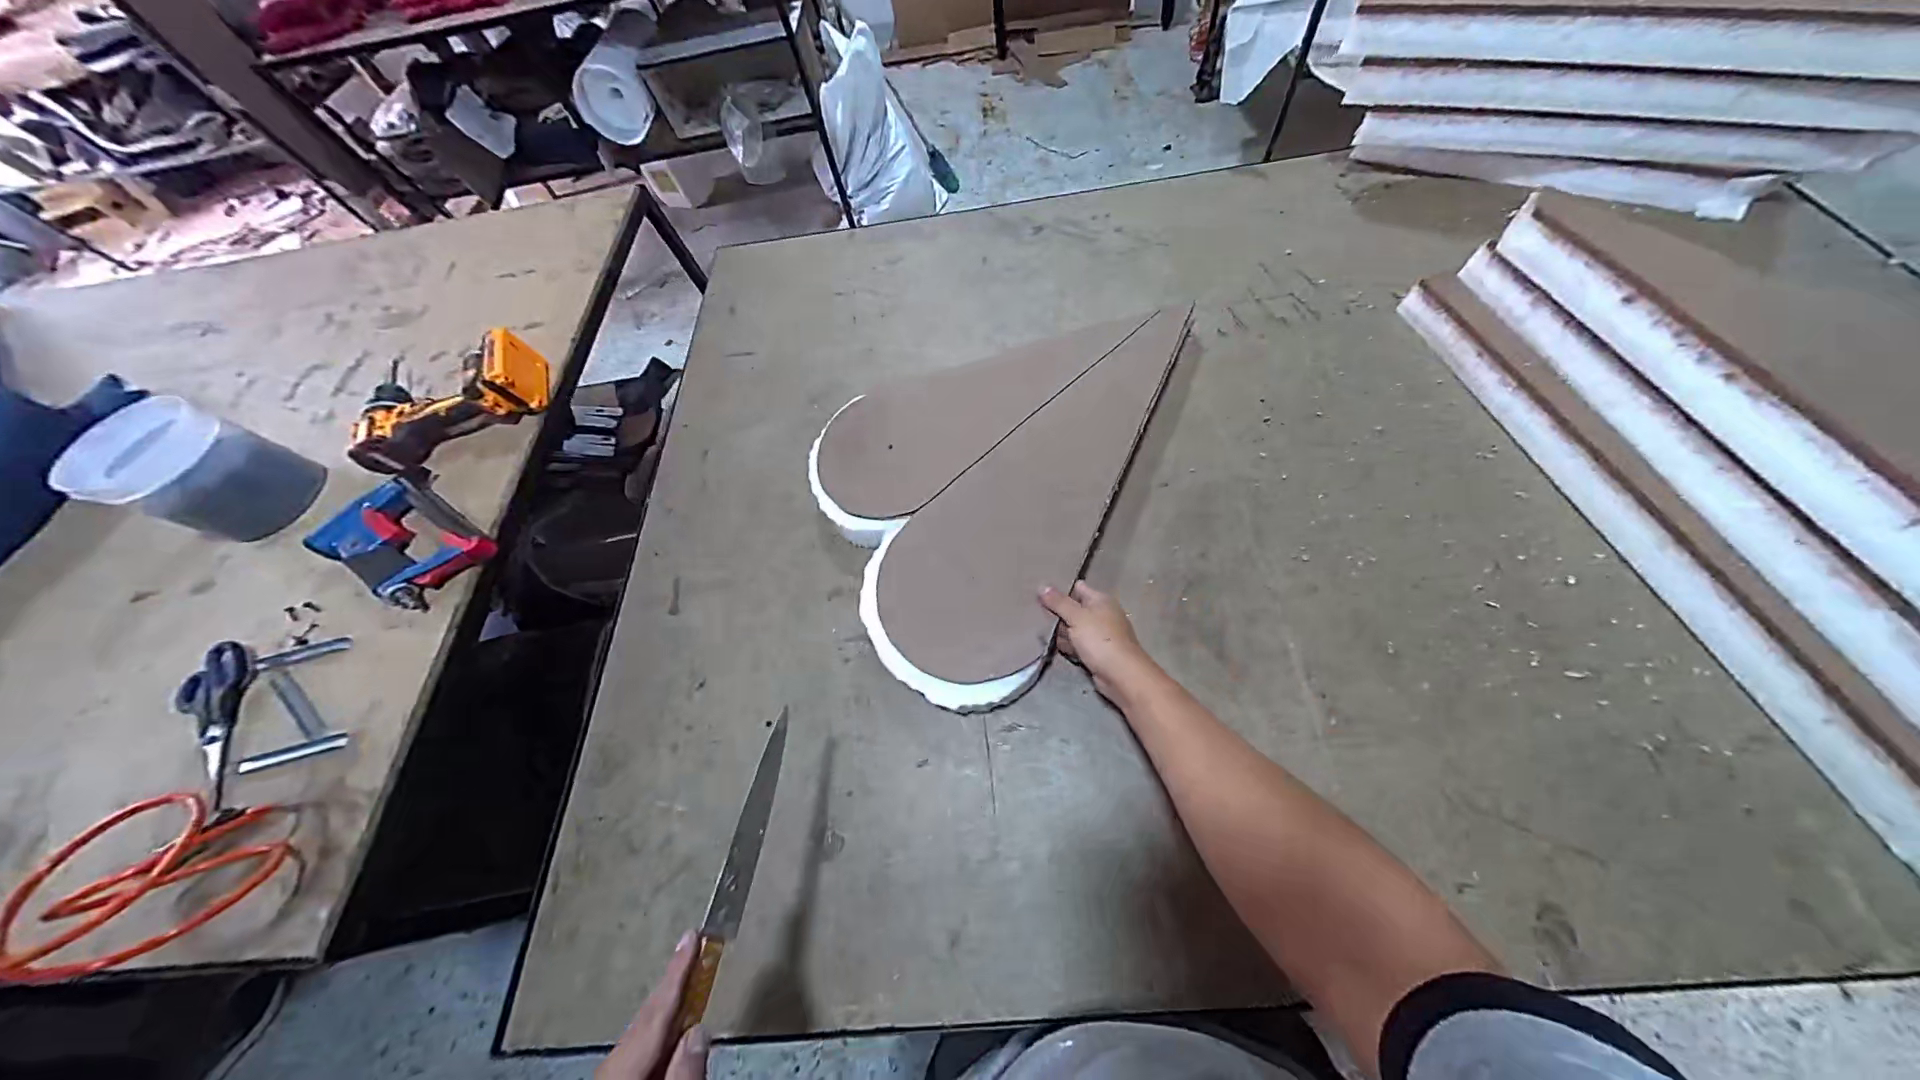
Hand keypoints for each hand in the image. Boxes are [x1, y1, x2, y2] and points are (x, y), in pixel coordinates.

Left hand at [596, 931, 709, 1079]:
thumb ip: (683, 1071)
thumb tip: (700, 1030)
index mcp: (622, 1066)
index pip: (658, 1011)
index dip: (678, 971)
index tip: (693, 933)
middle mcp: (610, 1063)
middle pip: (646, 1017)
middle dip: (672, 981)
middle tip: (694, 942)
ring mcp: (609, 1072)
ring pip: (640, 1031)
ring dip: (667, 1002)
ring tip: (688, 973)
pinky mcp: (613, 1078)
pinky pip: (637, 1046)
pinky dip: (656, 1027)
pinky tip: (668, 1024)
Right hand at [1038, 581, 1160, 705]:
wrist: (1120, 674)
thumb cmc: (1099, 639)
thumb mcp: (1076, 617)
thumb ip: (1058, 602)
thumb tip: (1042, 586)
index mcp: (1100, 600)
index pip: (1077, 588)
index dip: (1060, 590)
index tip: (1040, 594)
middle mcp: (1101, 614)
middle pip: (1073, 609)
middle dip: (1058, 614)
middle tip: (1038, 616)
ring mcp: (1099, 634)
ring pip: (1073, 629)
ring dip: (1061, 633)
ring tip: (1044, 634)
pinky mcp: (1096, 652)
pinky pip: (1077, 644)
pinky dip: (1069, 646)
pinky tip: (1057, 648)